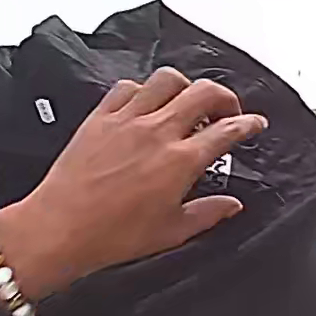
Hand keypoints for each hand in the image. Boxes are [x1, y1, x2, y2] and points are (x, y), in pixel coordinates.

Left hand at [0, 68, 266, 298]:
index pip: (227, 130)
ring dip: (185, 86)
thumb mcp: (171, 232)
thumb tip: (231, 205)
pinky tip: (144, 103)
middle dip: (224, 96)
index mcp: (180, 161)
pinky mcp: (100, 118)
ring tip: (187, 101)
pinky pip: (126, 87)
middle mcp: (157, 132)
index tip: (253, 123)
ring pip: (166, 80)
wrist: (61, 228)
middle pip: (203, 92)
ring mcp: (127, 120)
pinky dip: (142, 89)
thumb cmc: (111, 235)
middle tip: (225, 111)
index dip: (248, 123)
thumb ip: (208, 213)